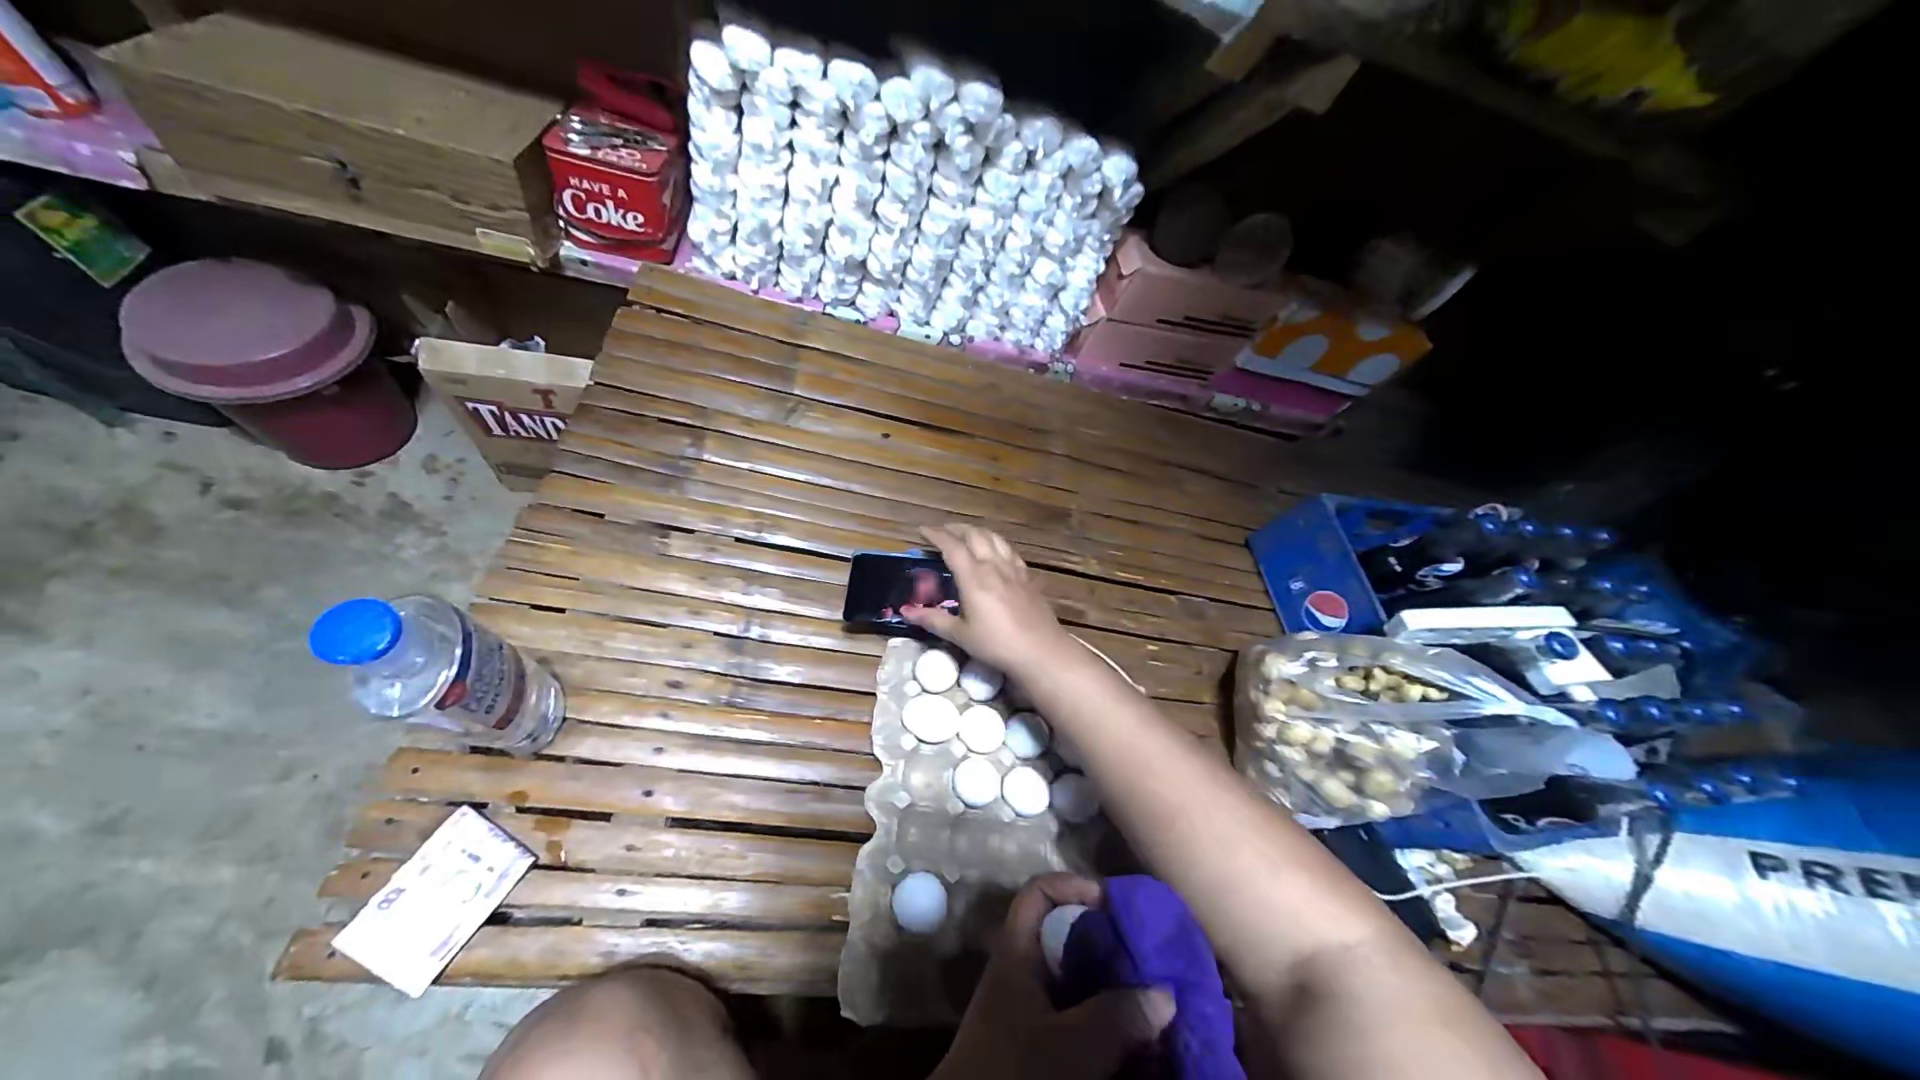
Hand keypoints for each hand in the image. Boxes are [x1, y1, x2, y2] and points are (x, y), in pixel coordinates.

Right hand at [902, 524, 1073, 675]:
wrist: (1041, 651)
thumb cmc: (997, 644)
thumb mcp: (961, 635)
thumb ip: (933, 620)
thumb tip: (905, 612)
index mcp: (974, 577)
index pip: (952, 546)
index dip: (936, 535)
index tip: (923, 529)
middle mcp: (994, 566)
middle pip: (975, 535)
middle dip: (956, 528)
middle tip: (942, 531)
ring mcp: (1014, 569)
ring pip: (995, 538)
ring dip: (977, 531)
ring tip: (967, 534)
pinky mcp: (1028, 577)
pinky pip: (1009, 551)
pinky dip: (997, 543)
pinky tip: (996, 551)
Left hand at [931, 874, 1176, 1079]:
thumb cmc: (1015, 1070)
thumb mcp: (1070, 1045)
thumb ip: (1117, 1017)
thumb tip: (1164, 993)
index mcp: (1017, 952)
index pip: (1039, 892)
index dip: (1073, 885)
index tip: (1113, 902)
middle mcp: (1023, 970)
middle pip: (1065, 935)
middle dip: (1108, 942)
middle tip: (1146, 954)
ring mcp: (1029, 1007)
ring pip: (1077, 978)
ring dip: (1113, 986)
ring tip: (1152, 995)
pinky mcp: (1038, 1040)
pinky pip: (1078, 1015)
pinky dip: (1106, 1019)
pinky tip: (1136, 1036)